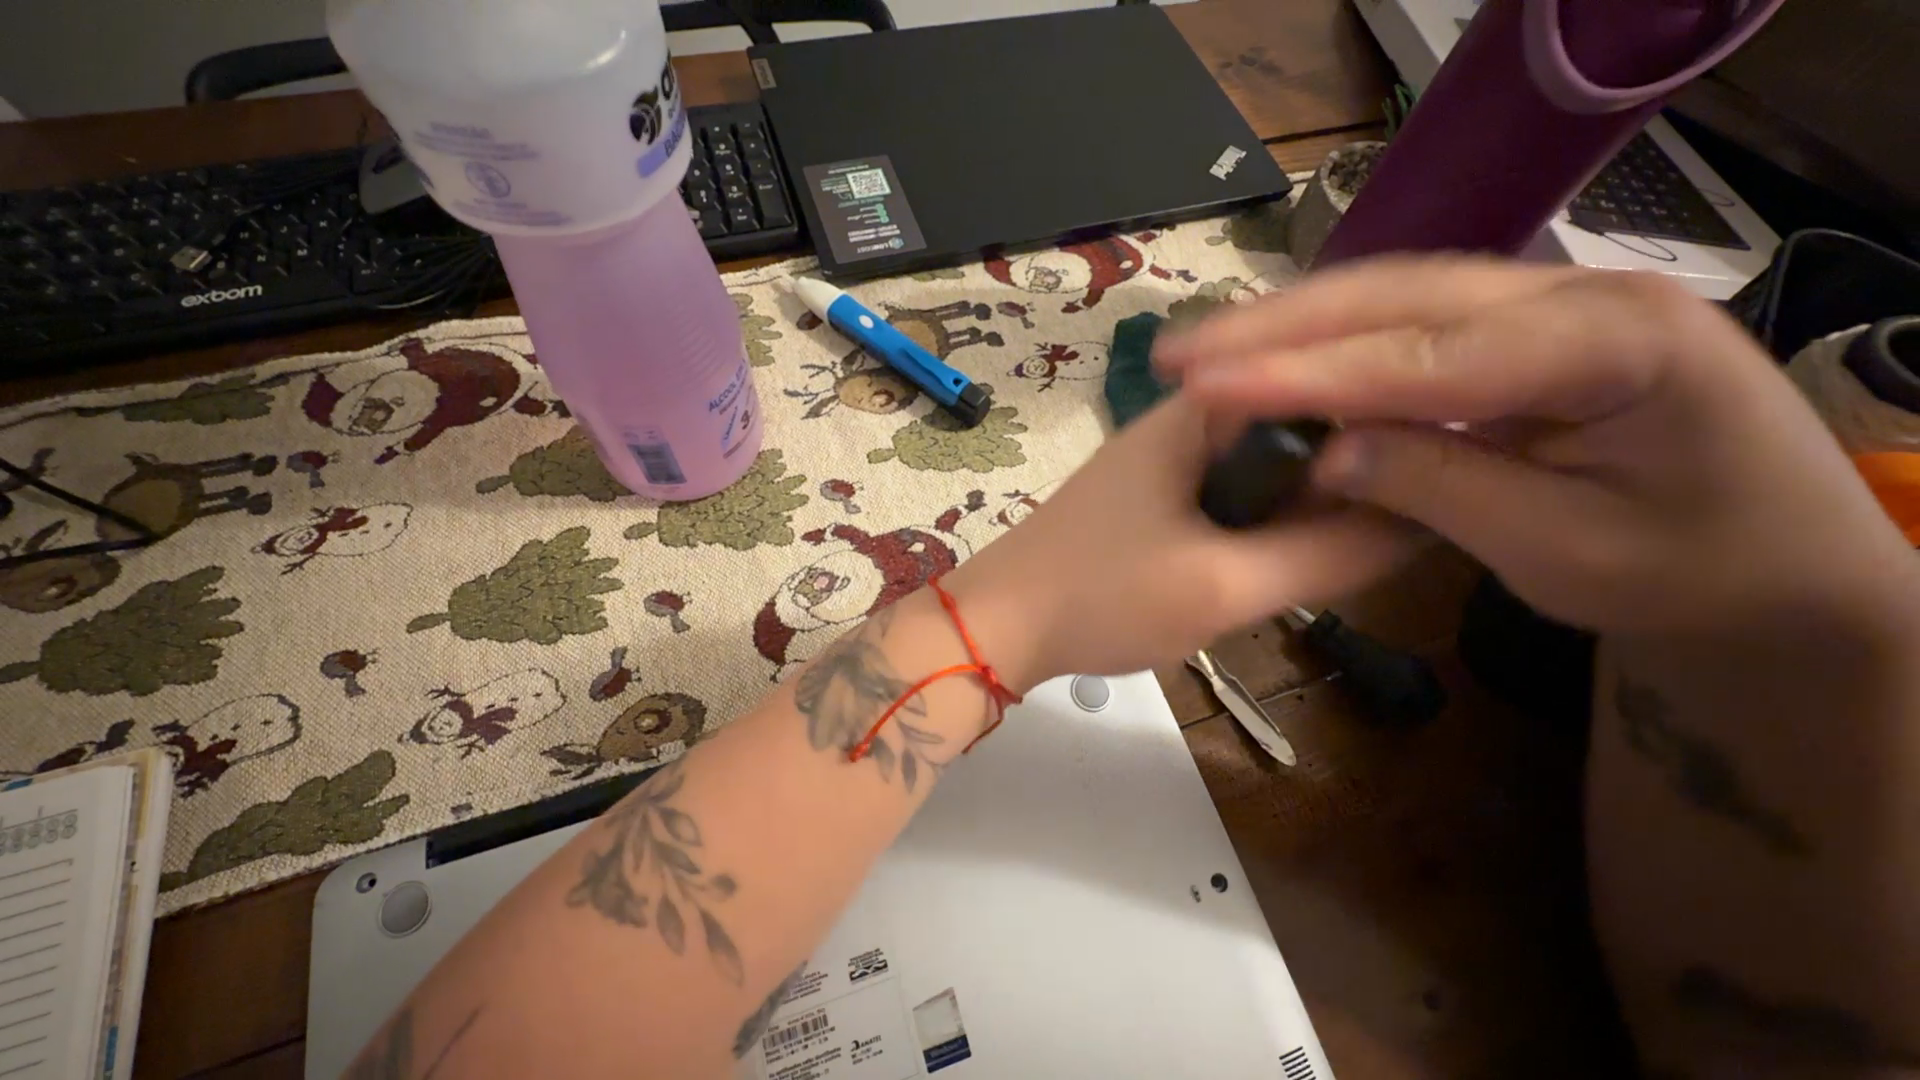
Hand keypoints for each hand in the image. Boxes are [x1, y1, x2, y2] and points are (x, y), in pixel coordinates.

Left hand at [943, 392, 1419, 692]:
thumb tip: (1427, 520)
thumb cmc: (1103, 596)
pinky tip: (1300, 551)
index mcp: (1203, 410)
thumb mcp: (1224, 583)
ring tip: (1374, 532)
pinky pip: (1237, 490)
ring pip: (1270, 460)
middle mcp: (1187, 417)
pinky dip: (1273, 514)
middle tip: (1418, 505)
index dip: (1389, 411)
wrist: (999, 626)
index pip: (1322, 376)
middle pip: (1300, 417)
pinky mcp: (1156, 496)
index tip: (1446, 455)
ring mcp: (1167, 457)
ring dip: (1315, 493)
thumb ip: (1328, 554)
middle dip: (1357, 458)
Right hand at [1155, 258, 1917, 637]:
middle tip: (1178, 356)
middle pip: (1400, 296)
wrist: (1777, 559)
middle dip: (1279, 328)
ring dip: (1289, 325)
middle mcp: (1578, 294)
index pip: (1430, 355)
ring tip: (1201, 352)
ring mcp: (1546, 301)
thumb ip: (1444, 491)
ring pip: (1392, 295)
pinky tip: (1268, 358)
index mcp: (1620, 343)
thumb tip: (1325, 451)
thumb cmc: (1689, 571)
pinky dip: (1327, 341)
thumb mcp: (1565, 553)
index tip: (1210, 389)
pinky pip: (1405, 322)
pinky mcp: (1515, 328)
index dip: (1311, 375)